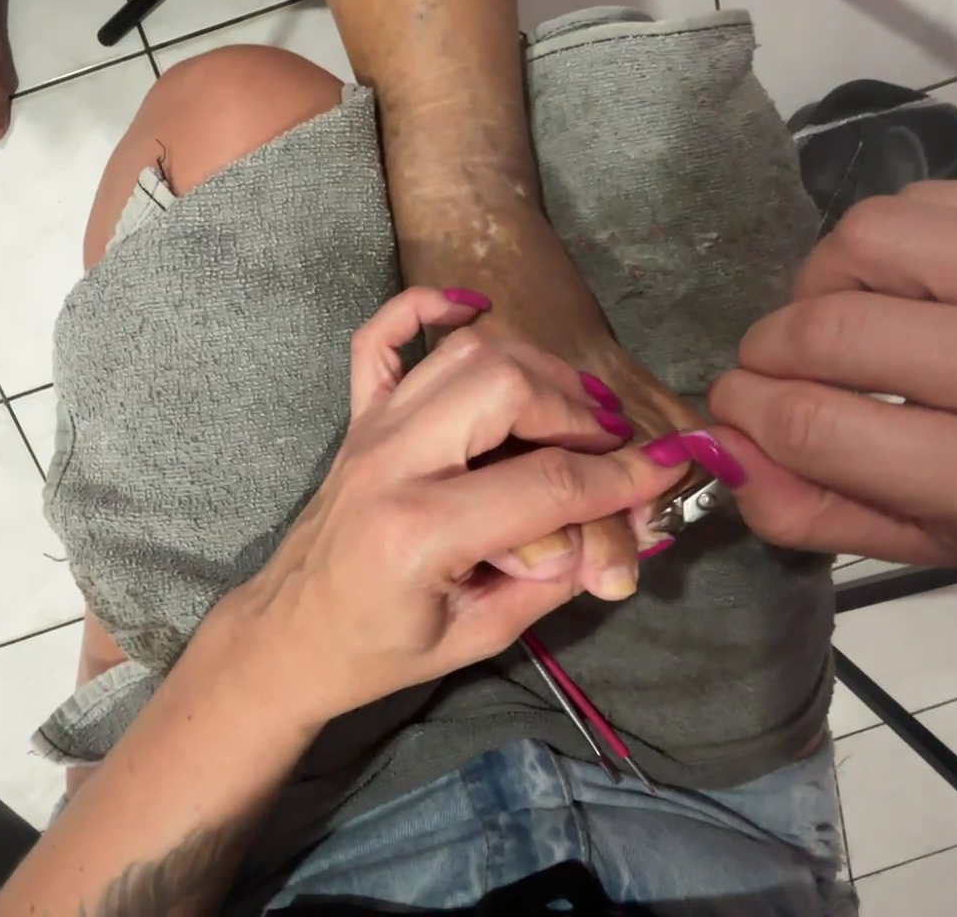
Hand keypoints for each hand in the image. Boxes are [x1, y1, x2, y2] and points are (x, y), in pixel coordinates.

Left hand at [201, 287, 697, 724]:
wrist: (289, 635)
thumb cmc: (378, 650)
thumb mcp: (477, 636)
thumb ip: (554, 577)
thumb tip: (623, 524)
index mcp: (421, 532)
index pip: (546, 485)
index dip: (621, 479)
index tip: (668, 468)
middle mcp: (392, 463)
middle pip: (503, 387)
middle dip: (573, 410)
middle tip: (606, 444)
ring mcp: (369, 431)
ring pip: (462, 355)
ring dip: (530, 368)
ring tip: (567, 406)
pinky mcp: (357, 419)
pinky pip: (380, 339)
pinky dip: (423, 308)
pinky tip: (468, 305)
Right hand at [706, 181, 956, 581]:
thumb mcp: (921, 545)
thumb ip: (804, 509)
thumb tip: (718, 448)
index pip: (813, 424)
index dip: (744, 409)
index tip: (734, 407)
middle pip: (832, 328)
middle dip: (767, 347)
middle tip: (776, 366)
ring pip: (869, 237)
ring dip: (820, 281)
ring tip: (844, 315)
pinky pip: (927, 200)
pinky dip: (883, 243)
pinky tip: (907, 283)